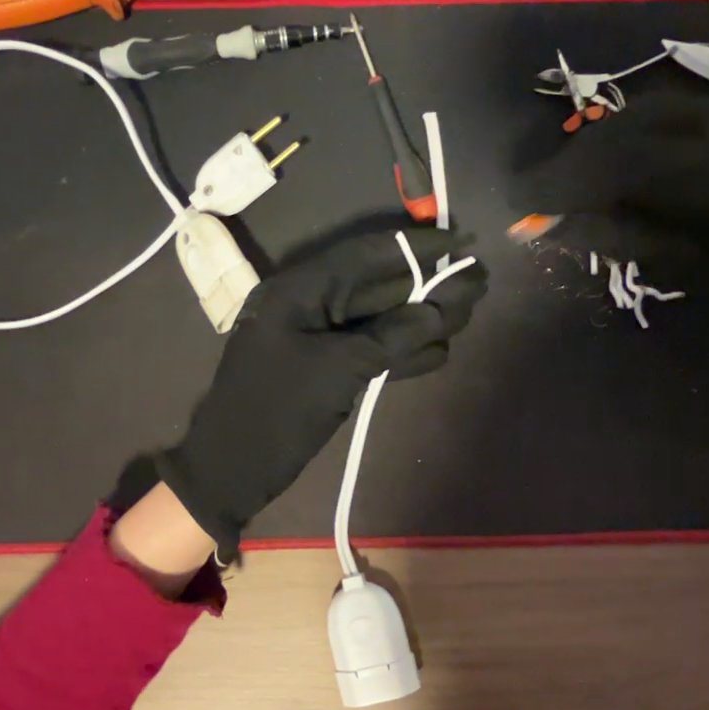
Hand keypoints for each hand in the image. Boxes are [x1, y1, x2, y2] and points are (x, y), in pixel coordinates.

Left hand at [154, 228, 487, 555]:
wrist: (231, 468)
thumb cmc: (275, 410)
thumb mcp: (336, 370)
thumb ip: (392, 337)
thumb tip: (439, 311)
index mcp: (300, 290)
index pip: (366, 254)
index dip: (416, 246)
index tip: (461, 241)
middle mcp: (310, 304)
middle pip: (377, 286)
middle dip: (426, 286)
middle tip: (477, 283)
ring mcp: (318, 339)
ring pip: (378, 321)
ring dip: (421, 321)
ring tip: (468, 317)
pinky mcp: (325, 369)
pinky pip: (369, 352)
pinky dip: (401, 353)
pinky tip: (440, 352)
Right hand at [511, 89, 708, 410]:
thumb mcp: (692, 272)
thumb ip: (620, 236)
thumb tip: (551, 224)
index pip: (624, 161)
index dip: (566, 180)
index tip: (523, 199)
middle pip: (638, 124)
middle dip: (584, 154)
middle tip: (545, 188)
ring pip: (661, 112)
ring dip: (611, 140)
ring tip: (578, 177)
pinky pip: (688, 119)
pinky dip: (645, 138)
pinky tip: (623, 167)